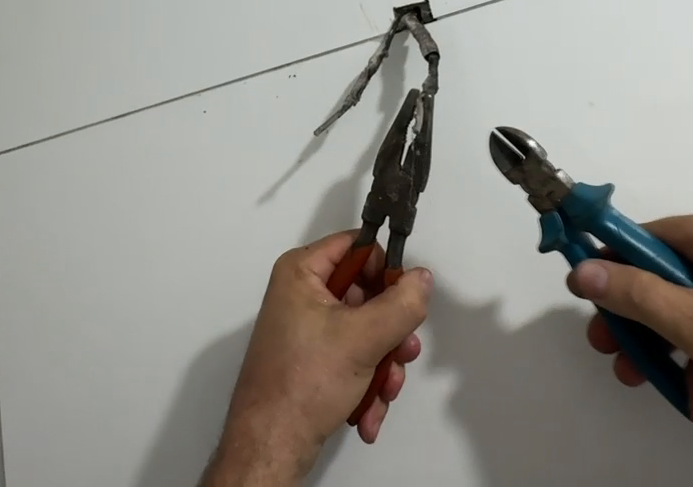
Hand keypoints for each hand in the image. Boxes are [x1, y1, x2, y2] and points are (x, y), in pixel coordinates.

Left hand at [204, 232, 432, 486]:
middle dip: (390, 333)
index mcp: (302, 271)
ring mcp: (307, 327)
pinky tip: (367, 413)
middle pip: (367, 293)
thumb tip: (422, 278)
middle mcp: (302, 292)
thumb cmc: (304, 382)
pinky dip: (366, 383)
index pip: (357, 246)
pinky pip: (352, 357)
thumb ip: (400, 304)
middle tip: (402, 354)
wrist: (270, 446)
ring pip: (365, 330)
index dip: (384, 269)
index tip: (403, 300)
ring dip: (382, 364)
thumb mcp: (363, 338)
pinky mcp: (313, 358)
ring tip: (384, 393)